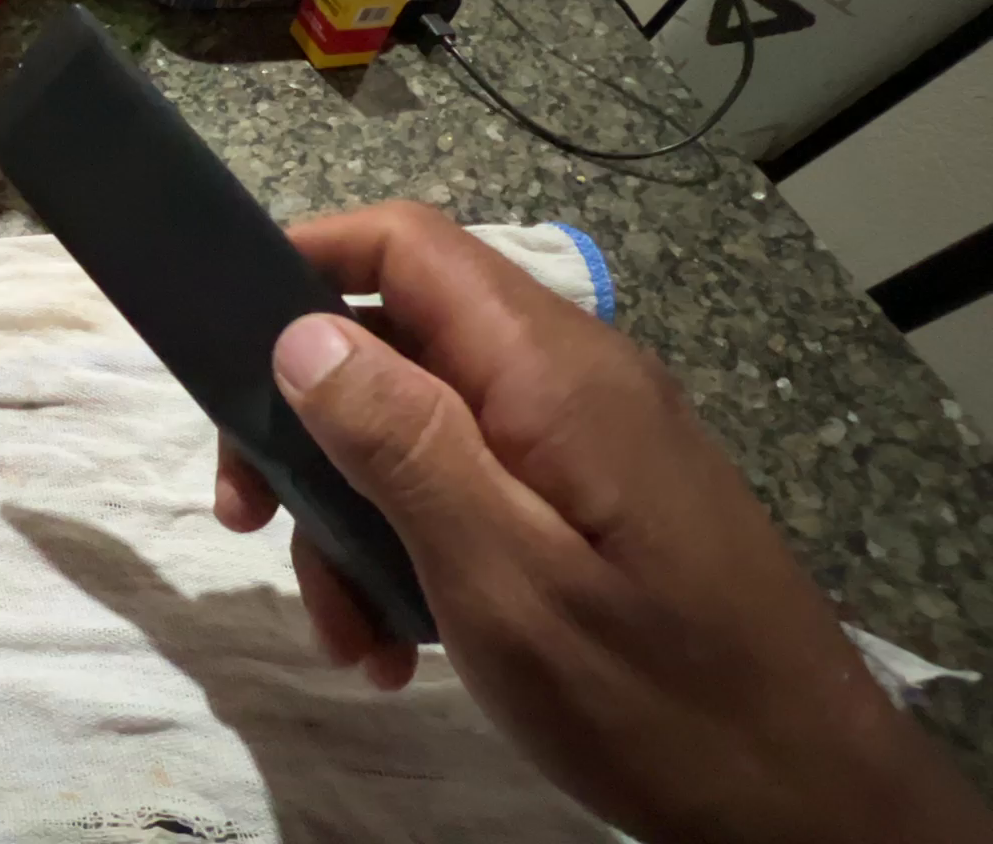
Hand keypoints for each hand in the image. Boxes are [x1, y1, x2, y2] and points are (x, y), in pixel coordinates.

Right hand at [215, 202, 990, 843]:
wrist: (803, 816)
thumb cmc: (655, 697)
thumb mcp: (503, 575)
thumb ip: (403, 443)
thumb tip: (301, 335)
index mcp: (543, 367)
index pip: (407, 245)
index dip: (310, 254)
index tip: (229, 323)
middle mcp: (546, 377)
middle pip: (380, 344)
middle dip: (300, 425)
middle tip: (248, 510)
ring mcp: (550, 434)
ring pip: (395, 429)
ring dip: (342, 517)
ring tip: (345, 627)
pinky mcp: (550, 489)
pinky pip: (437, 484)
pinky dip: (392, 548)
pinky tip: (389, 637)